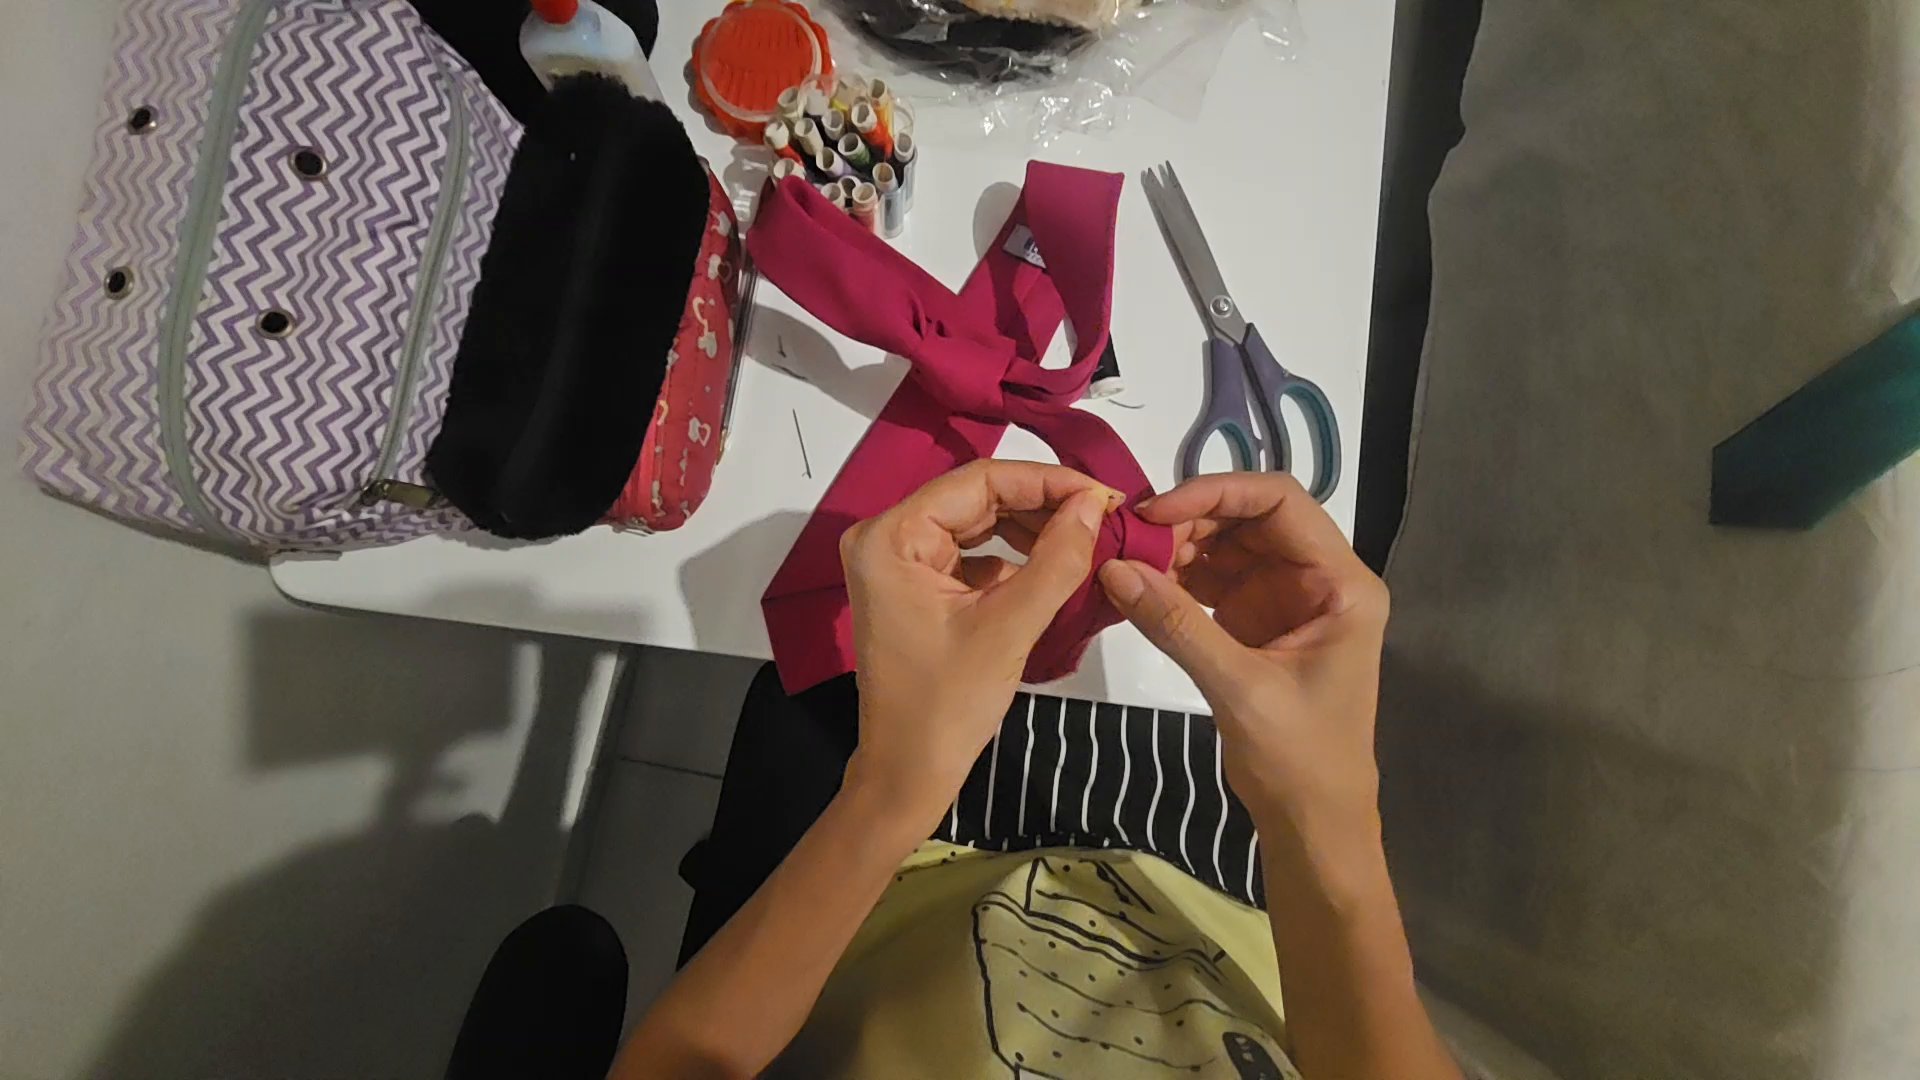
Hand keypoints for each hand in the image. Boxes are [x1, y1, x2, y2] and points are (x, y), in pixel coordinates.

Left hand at [841, 461, 1120, 826]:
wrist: (908, 771)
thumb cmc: (950, 705)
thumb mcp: (1009, 627)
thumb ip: (1056, 559)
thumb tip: (1094, 503)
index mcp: (891, 537)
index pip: (978, 481)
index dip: (1045, 481)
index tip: (1102, 493)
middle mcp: (886, 536)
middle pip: (976, 498)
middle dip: (1041, 504)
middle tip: (1102, 515)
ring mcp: (897, 560)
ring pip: (976, 523)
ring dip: (1030, 528)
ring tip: (1086, 535)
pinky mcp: (913, 584)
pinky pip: (969, 552)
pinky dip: (1011, 556)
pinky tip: (1053, 562)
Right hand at [1097, 473, 1388, 845]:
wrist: (1311, 821)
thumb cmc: (1299, 759)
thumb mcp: (1238, 687)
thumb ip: (1176, 624)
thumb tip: (1112, 569)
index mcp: (1340, 584)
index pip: (1280, 502)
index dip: (1217, 493)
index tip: (1155, 512)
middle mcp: (1316, 578)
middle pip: (1249, 518)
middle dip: (1190, 520)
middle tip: (1130, 540)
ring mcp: (1283, 597)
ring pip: (1226, 544)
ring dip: (1178, 547)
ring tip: (1130, 562)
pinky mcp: (1254, 619)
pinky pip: (1211, 578)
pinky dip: (1175, 577)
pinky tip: (1141, 584)